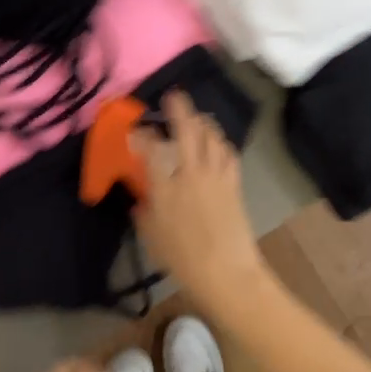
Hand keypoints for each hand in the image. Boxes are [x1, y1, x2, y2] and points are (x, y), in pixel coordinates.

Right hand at [131, 91, 270, 312]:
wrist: (227, 274)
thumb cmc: (184, 260)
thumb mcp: (152, 238)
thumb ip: (144, 213)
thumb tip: (140, 200)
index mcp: (165, 186)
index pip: (150, 148)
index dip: (142, 135)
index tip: (136, 131)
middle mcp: (190, 173)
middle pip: (187, 129)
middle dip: (179, 108)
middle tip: (174, 97)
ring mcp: (215, 176)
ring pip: (211, 136)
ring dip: (203, 122)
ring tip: (197, 118)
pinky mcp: (234, 183)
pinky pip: (228, 153)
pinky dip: (221, 143)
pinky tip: (217, 145)